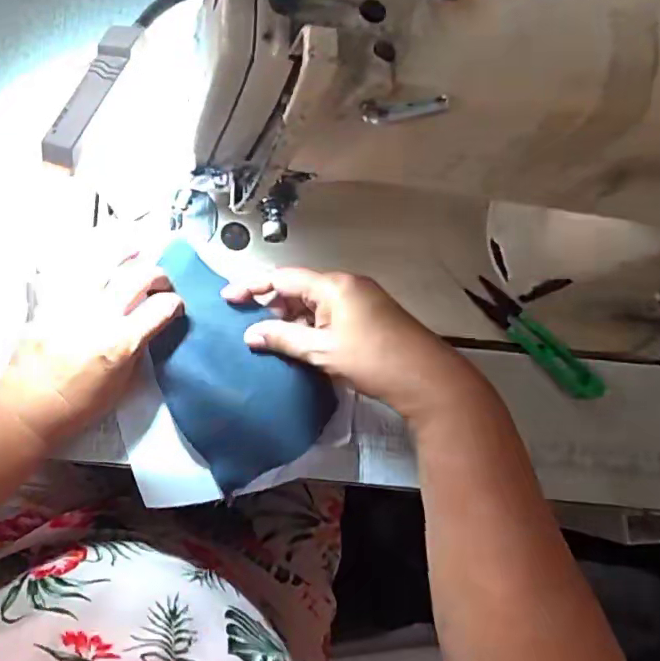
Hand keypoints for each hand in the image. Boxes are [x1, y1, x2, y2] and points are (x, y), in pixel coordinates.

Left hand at [0, 257, 184, 448]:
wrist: (28, 408)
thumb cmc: (75, 407)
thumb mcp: (120, 387)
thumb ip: (136, 351)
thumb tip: (145, 327)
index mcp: (119, 343)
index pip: (160, 308)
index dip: (175, 303)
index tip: (174, 306)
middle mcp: (96, 316)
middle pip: (137, 276)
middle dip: (157, 274)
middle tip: (158, 282)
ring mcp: (68, 305)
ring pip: (101, 261)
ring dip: (122, 251)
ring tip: (133, 249)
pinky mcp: (45, 302)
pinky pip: (61, 268)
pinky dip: (78, 256)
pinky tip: (91, 253)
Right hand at [223, 268, 485, 423]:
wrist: (430, 381)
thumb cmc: (374, 360)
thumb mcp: (321, 351)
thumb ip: (282, 338)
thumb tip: (250, 334)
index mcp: (334, 286)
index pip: (282, 278)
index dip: (252, 286)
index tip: (228, 298)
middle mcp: (346, 286)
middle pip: (297, 288)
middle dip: (271, 305)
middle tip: (251, 326)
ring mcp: (360, 300)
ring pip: (312, 302)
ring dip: (290, 318)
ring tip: (272, 339)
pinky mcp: (368, 316)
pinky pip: (327, 313)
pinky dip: (308, 325)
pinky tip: (300, 343)